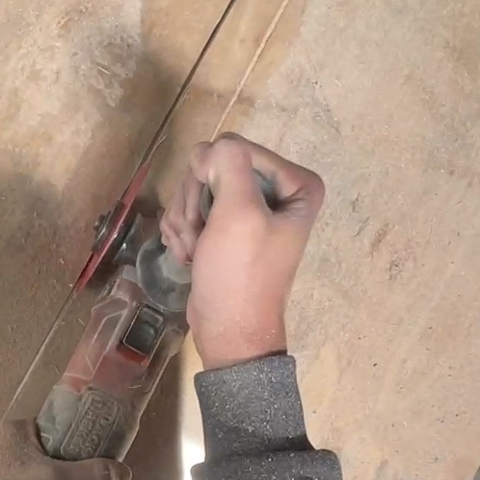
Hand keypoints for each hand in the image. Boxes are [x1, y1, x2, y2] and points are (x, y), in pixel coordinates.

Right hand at [158, 133, 324, 369]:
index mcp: (296, 184)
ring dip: (185, 221)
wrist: (228, 331)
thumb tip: (207, 150)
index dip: (213, 177)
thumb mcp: (239, 212)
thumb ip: (227, 164)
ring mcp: (247, 211)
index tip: (211, 215)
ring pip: (196, 189)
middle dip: (196, 204)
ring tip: (194, 251)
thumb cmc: (240, 275)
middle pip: (213, 168)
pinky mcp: (224, 230)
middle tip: (199, 237)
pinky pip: (190, 211)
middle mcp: (276, 192)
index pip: (235, 148)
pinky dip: (182, 233)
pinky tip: (188, 256)